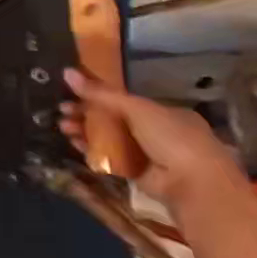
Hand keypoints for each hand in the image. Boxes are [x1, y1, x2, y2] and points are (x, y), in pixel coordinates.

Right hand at [59, 68, 248, 211]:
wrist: (193, 185)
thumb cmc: (171, 138)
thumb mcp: (136, 108)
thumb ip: (101, 93)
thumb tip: (66, 72)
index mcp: (165, 113)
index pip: (125, 102)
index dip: (97, 97)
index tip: (72, 95)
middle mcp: (158, 132)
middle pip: (114, 120)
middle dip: (86, 115)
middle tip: (62, 112)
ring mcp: (149, 154)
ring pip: (110, 139)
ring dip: (86, 132)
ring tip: (63, 128)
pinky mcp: (138, 173)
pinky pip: (110, 158)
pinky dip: (92, 151)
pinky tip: (74, 144)